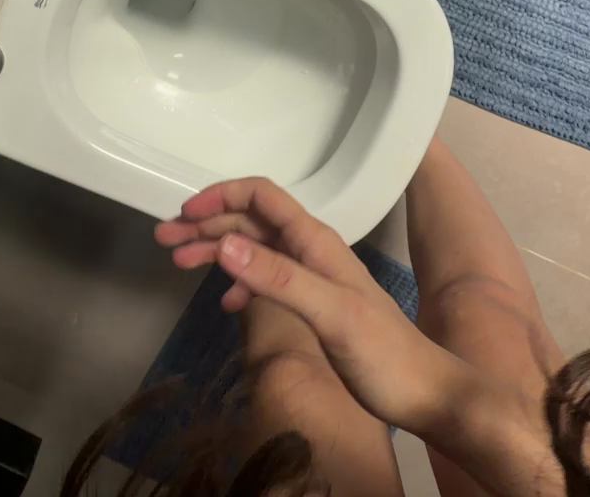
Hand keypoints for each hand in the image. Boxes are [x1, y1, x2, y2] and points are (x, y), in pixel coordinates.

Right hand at [154, 178, 477, 433]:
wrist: (424, 393)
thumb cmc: (383, 353)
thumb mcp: (331, 313)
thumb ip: (279, 277)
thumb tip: (226, 244)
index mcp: (314, 241)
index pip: (263, 196)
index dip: (223, 196)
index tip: (186, 213)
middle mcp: (309, 249)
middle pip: (250, 219)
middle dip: (207, 224)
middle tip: (166, 240)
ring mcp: (309, 274)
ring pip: (253, 247)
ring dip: (216, 250)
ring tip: (180, 262)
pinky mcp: (310, 301)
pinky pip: (263, 277)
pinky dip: (239, 281)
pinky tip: (226, 302)